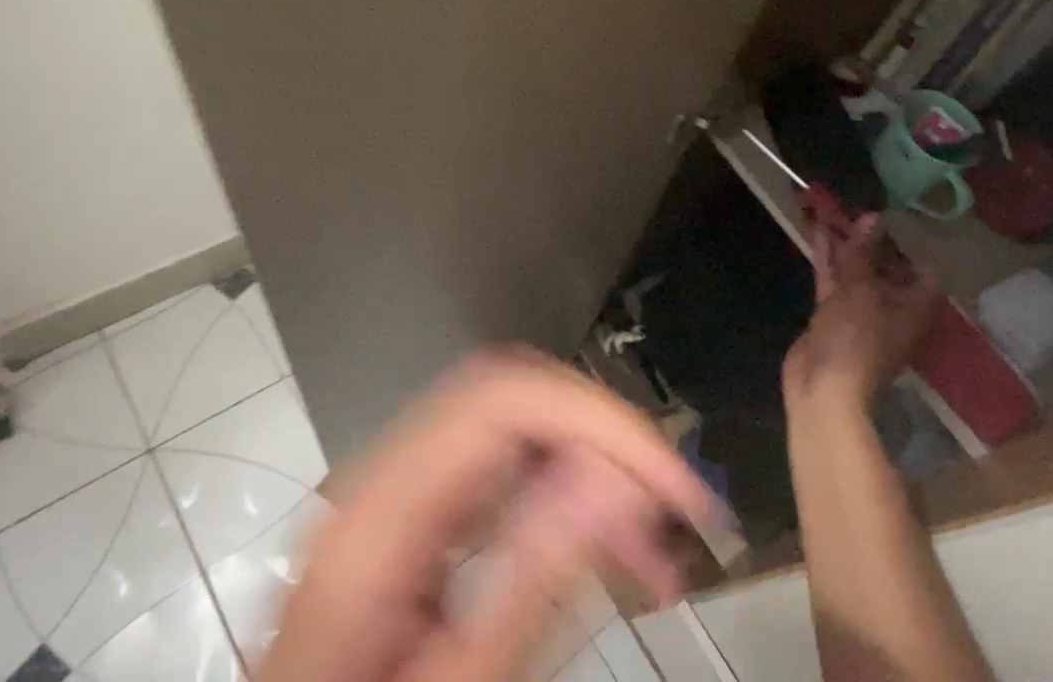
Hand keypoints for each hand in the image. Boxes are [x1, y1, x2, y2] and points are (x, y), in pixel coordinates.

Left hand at [259, 350, 714, 681]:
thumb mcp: (452, 679)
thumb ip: (527, 581)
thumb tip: (610, 481)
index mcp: (378, 512)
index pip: (500, 398)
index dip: (596, 417)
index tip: (669, 483)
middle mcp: (386, 479)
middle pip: (515, 400)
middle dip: (608, 441)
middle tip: (675, 513)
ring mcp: (401, 491)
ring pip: (520, 430)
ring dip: (597, 470)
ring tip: (655, 552)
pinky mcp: (420, 514)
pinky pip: (507, 472)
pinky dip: (569, 496)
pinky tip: (610, 549)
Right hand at [783, 214, 945, 404]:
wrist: (823, 386)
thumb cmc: (856, 337)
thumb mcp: (861, 288)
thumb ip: (863, 251)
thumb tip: (873, 217)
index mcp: (917, 307)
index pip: (924, 270)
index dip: (908, 245)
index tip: (890, 222)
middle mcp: (895, 309)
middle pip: (887, 269)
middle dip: (870, 241)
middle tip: (856, 211)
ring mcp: (863, 314)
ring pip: (857, 273)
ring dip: (846, 247)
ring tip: (833, 213)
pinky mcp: (836, 318)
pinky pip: (836, 282)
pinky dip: (829, 260)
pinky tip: (818, 233)